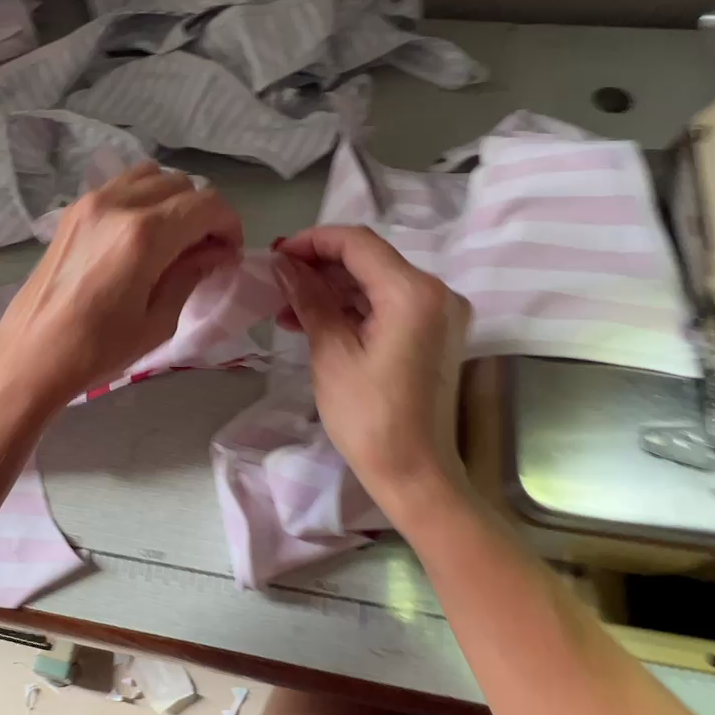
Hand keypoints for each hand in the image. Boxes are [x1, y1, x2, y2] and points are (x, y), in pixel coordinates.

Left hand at [0, 162, 242, 410]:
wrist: (30, 356)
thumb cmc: (96, 351)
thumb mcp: (157, 322)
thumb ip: (191, 276)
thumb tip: (217, 253)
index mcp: (144, 235)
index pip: (207, 205)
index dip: (229, 226)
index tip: (228, 254)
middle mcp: (117, 205)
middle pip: (181, 184)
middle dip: (202, 214)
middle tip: (203, 252)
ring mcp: (90, 202)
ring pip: (150, 176)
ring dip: (172, 201)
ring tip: (172, 241)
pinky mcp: (72, 212)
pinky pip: (120, 186)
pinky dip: (142, 199)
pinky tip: (139, 237)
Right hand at [273, 225, 471, 504]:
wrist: (414, 472)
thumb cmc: (369, 418)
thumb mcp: (331, 354)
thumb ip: (309, 299)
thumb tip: (283, 265)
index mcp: (413, 292)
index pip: (358, 243)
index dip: (312, 242)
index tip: (274, 256)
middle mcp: (436, 292)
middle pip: (370, 260)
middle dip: (319, 267)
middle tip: (275, 284)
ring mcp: (440, 313)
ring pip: (377, 283)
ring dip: (332, 290)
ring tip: (286, 309)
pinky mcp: (436, 334)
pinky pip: (389, 306)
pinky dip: (353, 309)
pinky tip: (316, 321)